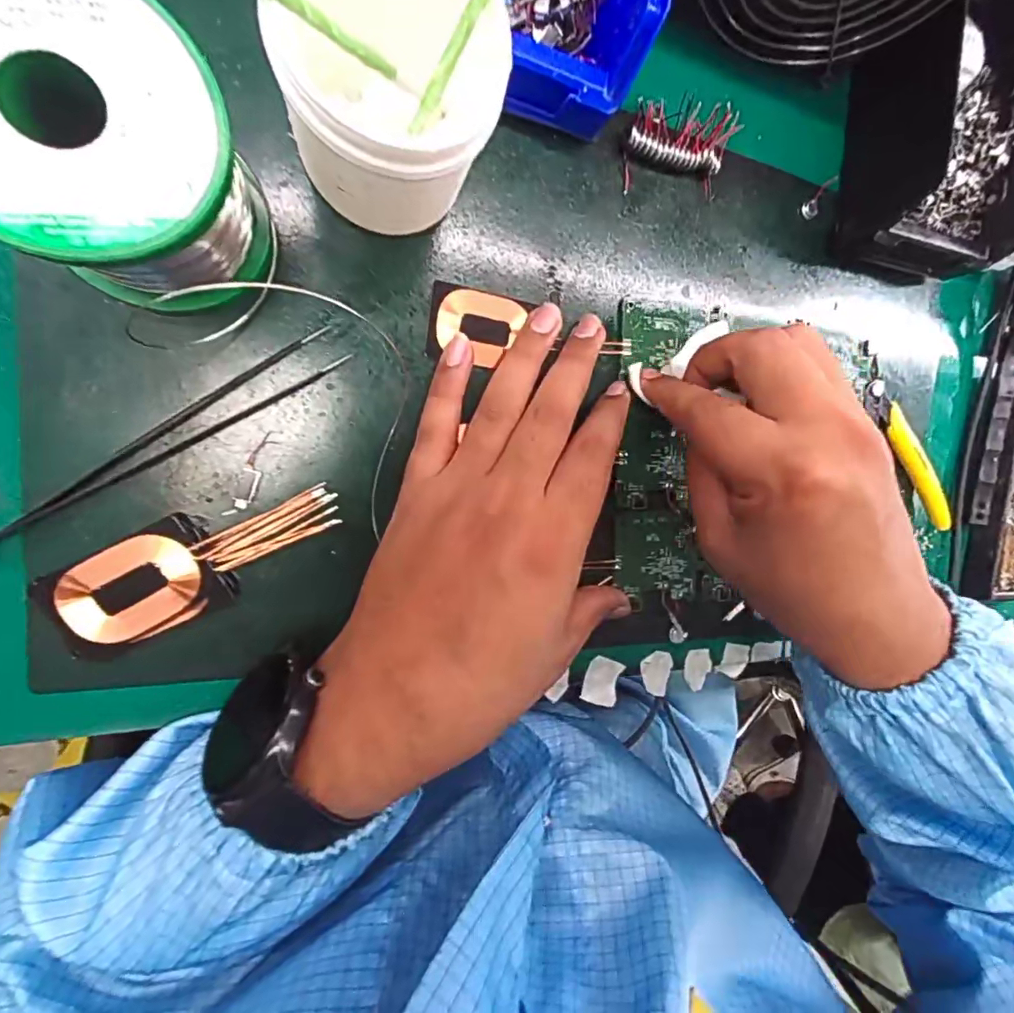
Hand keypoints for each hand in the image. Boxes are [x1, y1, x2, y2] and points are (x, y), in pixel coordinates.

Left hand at [294, 304, 632, 817]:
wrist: (389, 697)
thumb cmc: (481, 686)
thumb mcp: (551, 654)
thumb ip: (586, 609)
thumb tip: (617, 591)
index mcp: (554, 541)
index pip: (593, 456)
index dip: (611, 415)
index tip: (624, 384)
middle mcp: (509, 499)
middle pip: (550, 416)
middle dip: (575, 365)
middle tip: (593, 325)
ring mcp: (456, 489)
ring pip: (499, 407)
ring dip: (523, 356)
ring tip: (546, 315)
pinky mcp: (414, 493)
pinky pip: (434, 427)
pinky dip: (446, 384)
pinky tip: (460, 346)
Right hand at [641, 324, 949, 689]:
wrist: (877, 614)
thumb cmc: (792, 589)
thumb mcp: (719, 536)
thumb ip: (700, 466)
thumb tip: (690, 418)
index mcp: (781, 469)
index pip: (710, 406)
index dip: (670, 392)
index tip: (650, 387)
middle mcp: (826, 431)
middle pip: (762, 347)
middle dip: (713, 356)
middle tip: (695, 388)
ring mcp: (857, 421)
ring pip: (799, 341)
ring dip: (752, 356)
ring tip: (730, 391)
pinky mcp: (869, 424)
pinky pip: (820, 367)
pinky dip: (782, 370)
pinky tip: (763, 406)